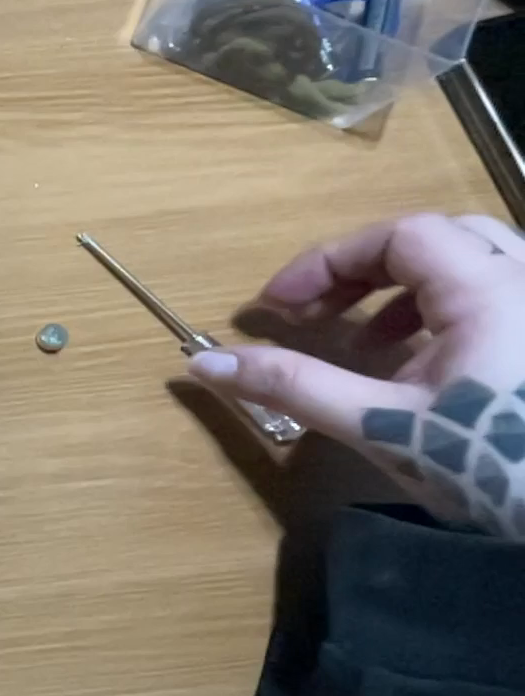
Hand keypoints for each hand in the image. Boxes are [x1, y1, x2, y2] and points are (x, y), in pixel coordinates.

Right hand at [187, 214, 524, 539]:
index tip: (275, 307)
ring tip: (355, 335)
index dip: (326, 261)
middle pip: (436, 238)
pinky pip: (493, 292)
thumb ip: (290, 385)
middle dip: (358, 268)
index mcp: (493, 293)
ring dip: (396, 286)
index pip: (401, 235)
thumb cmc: (483, 461)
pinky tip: (407, 354)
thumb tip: (203, 363)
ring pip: (470, 260)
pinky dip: (434, 308)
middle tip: (307, 314)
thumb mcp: (376, 423)